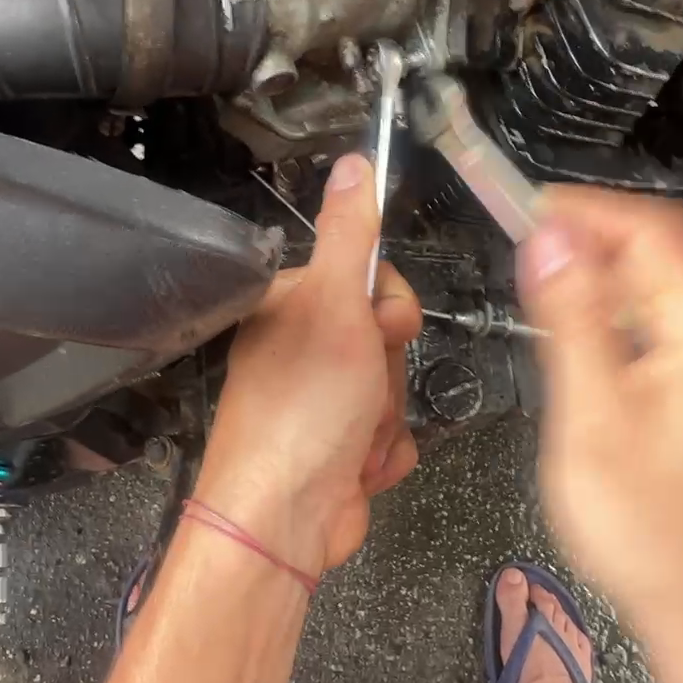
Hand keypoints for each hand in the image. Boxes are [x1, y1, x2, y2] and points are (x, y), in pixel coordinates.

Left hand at [195, 153, 422, 577]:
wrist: (286, 517)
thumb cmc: (300, 412)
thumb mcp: (334, 305)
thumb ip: (351, 234)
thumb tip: (353, 165)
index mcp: (294, 306)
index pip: (371, 279)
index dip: (389, 306)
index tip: (379, 325)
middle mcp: (305, 348)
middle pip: (389, 336)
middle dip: (387, 369)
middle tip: (361, 387)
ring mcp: (323, 400)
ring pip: (396, 387)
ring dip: (387, 416)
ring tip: (353, 433)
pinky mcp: (341, 445)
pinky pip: (395, 433)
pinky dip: (385, 451)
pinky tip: (355, 463)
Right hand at [518, 187, 682, 642]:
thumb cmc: (655, 535)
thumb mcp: (592, 419)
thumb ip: (570, 319)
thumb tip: (548, 240)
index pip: (653, 229)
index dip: (583, 210)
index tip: (524, 207)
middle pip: (667, 252)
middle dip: (592, 246)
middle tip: (526, 259)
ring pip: (673, 286)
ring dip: (609, 281)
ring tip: (549, 300)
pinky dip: (634, 315)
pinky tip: (595, 342)